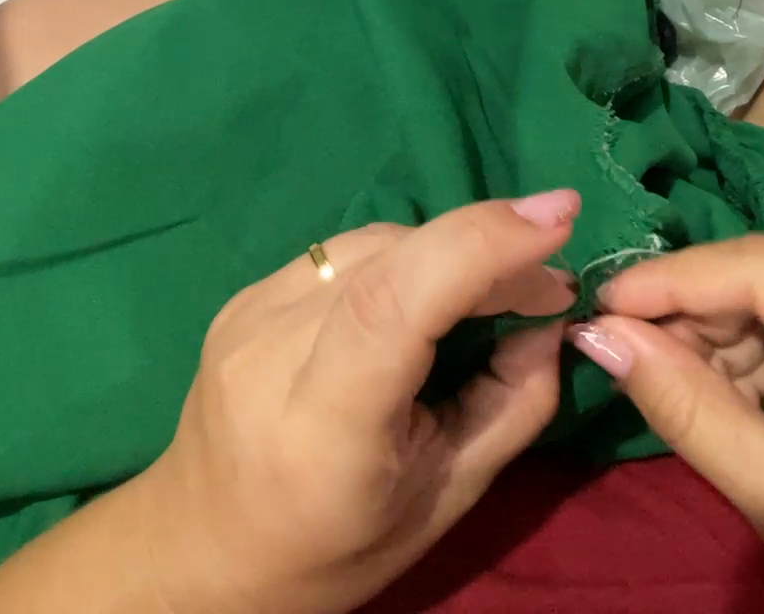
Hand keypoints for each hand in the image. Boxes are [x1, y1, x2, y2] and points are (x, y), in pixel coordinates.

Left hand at [139, 193, 580, 613]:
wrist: (206, 543)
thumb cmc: (334, 547)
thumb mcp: (445, 496)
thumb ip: (512, 405)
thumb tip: (551, 317)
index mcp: (321, 422)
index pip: (393, 301)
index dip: (478, 245)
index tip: (558, 215)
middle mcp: (270, 349)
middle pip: (387, 257)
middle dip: (484, 248)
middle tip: (547, 279)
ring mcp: (247, 313)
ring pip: (368, 242)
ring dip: (444, 248)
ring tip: (493, 287)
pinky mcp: (243, 295)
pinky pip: (340, 253)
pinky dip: (401, 257)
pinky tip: (425, 289)